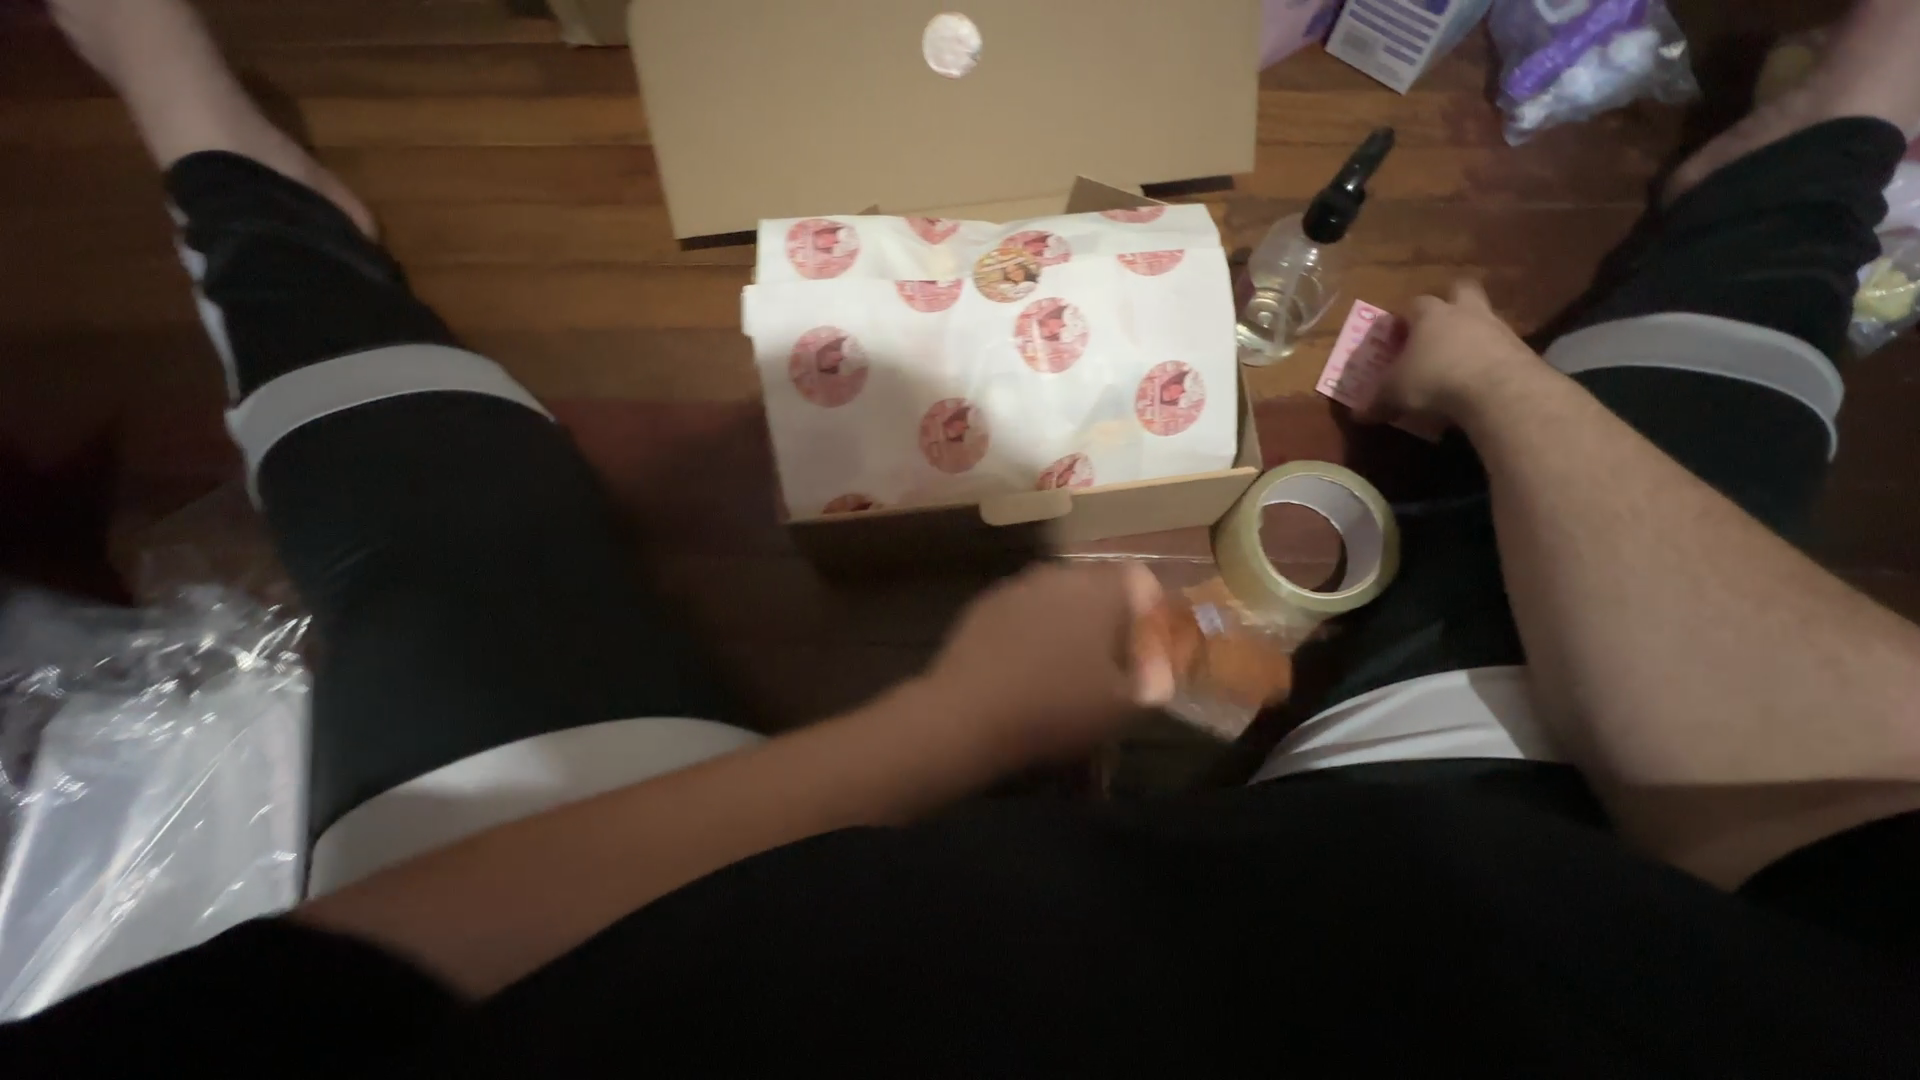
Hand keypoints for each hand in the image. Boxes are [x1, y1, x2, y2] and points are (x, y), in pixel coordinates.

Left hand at [920, 562, 1172, 764]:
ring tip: (1064, 665)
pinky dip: (1031, 629)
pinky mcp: (984, 604)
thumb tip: (1157, 667)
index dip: (1148, 612)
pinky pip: (1023, 609)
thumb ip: (1153, 679)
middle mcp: (1058, 574)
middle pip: (1096, 585)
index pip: (1139, 579)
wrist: (969, 713)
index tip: (1144, 647)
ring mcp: (1016, 585)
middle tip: (1107, 660)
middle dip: (1107, 616)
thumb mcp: (1123, 707)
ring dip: (1067, 620)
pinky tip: (1024, 665)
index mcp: (1100, 590)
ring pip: (1056, 595)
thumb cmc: (1057, 707)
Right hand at [1372, 280, 1545, 423]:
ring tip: (1456, 361)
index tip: (1396, 335)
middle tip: (1436, 326)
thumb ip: (1376, 400)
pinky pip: (1499, 346)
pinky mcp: (1520, 348)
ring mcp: (1497, 327)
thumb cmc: (1434, 379)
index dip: (1403, 317)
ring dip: (1471, 333)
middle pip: (1460, 290)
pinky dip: (1488, 358)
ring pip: (1483, 318)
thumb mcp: (1394, 393)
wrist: (1498, 390)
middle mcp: (1465, 312)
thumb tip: (1358, 414)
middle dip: (1449, 302)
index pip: (1414, 304)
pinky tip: (1478, 379)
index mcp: (1431, 315)